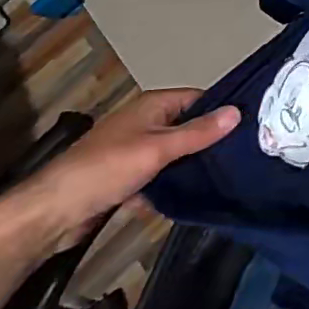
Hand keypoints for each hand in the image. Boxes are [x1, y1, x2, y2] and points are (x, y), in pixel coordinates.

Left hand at [3, 89, 239, 250]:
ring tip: (229, 177)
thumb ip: (198, 132)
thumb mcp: (158, 149)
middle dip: (210, 141)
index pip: (198, 99)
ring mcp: (136, 149)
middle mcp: (146, 121)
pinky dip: (173, 184)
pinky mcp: (129, 176)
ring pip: (175, 153)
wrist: (56, 210)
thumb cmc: (108, 168)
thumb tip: (237, 111)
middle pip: (188, 127)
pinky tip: (194, 198)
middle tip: (245, 156)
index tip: (251, 127)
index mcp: (153, 105)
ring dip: (192, 165)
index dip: (222, 110)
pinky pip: (161, 175)